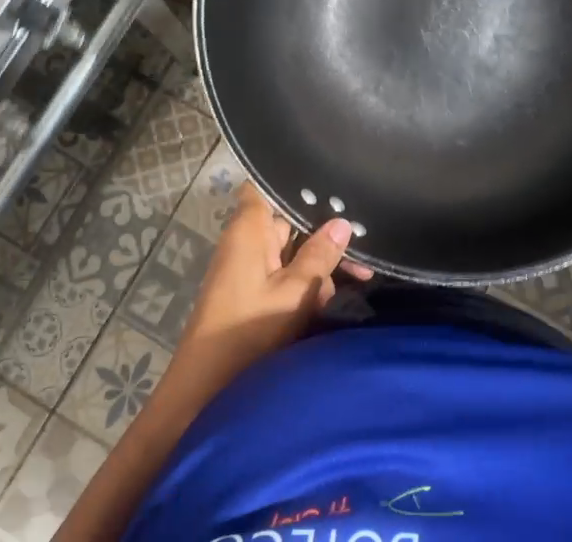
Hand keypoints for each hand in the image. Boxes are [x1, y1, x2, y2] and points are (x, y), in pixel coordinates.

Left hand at [173, 184, 369, 386]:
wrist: (207, 388)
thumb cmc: (249, 331)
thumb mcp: (295, 292)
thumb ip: (320, 256)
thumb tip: (342, 222)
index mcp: (249, 229)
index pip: (265, 186)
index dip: (293, 183)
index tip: (330, 185)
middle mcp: (246, 241)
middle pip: (289, 222)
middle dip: (323, 235)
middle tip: (364, 250)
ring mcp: (248, 268)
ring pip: (291, 252)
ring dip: (318, 268)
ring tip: (354, 280)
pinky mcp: (252, 293)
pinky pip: (284, 276)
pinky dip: (305, 286)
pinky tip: (327, 303)